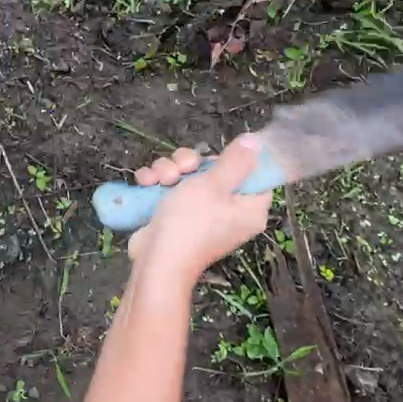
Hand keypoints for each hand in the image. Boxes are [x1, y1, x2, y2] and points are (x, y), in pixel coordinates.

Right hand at [125, 134, 273, 293]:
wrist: (157, 259)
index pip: (253, 175)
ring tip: (159, 181)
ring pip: (186, 175)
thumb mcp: (214, 186)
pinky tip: (146, 183)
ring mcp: (199, 212)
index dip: (235, 160)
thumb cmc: (191, 223)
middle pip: (214, 170)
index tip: (216, 155)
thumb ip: (234, 161)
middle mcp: (228, 209)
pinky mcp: (175, 213)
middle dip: (189, 163)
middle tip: (181, 170)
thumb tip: (256, 142)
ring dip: (168, 170)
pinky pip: (169, 187)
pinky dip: (156, 182)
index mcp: (249, 207)